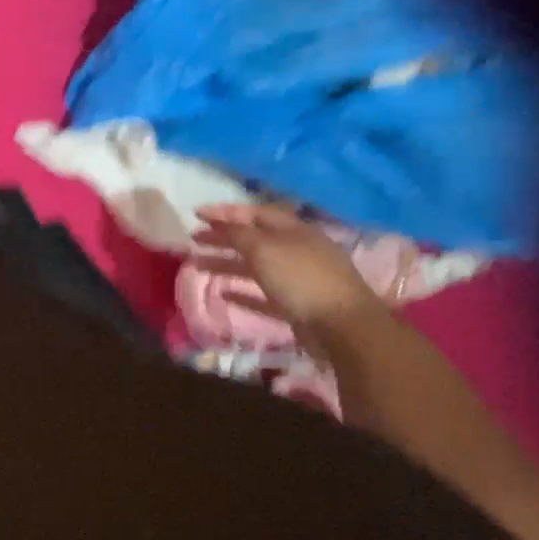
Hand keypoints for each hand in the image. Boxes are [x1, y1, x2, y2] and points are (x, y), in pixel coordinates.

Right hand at [192, 204, 386, 340]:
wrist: (345, 328)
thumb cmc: (301, 278)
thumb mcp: (264, 248)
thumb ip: (237, 233)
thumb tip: (219, 224)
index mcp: (294, 231)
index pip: (255, 213)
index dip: (225, 211)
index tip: (196, 214)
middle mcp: (297, 251)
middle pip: (253, 239)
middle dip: (223, 237)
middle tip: (194, 238)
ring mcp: (298, 280)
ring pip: (255, 267)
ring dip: (226, 264)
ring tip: (197, 264)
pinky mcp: (297, 306)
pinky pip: (263, 295)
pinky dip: (243, 292)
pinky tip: (224, 294)